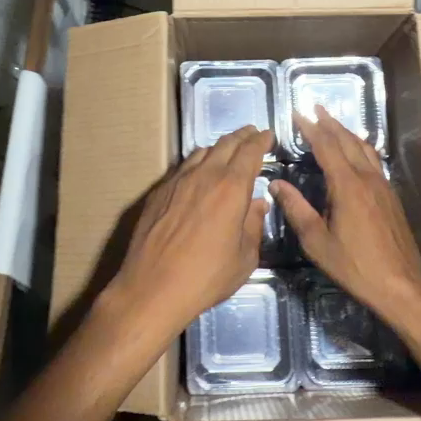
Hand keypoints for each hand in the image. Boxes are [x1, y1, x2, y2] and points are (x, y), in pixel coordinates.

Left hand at [101, 126, 271, 341]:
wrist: (153, 286)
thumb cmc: (206, 277)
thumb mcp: (244, 258)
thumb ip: (253, 226)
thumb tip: (258, 205)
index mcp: (231, 188)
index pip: (250, 152)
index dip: (261, 141)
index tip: (268, 135)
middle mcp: (205, 175)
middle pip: (226, 144)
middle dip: (242, 136)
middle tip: (251, 134)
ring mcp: (178, 181)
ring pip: (202, 152)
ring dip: (218, 147)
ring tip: (226, 151)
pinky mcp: (159, 191)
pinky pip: (183, 167)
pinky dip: (197, 163)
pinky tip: (198, 173)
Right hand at [272, 106, 420, 322]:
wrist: (402, 285)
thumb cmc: (356, 266)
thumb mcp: (318, 242)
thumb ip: (296, 210)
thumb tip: (276, 185)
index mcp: (347, 185)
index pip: (326, 146)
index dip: (311, 128)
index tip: (298, 113)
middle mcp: (366, 178)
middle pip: (347, 141)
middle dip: (329, 123)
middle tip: (315, 109)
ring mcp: (382, 186)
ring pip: (363, 149)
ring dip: (346, 133)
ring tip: (333, 124)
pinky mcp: (390, 197)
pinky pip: (373, 161)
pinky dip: (360, 148)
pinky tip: (357, 153)